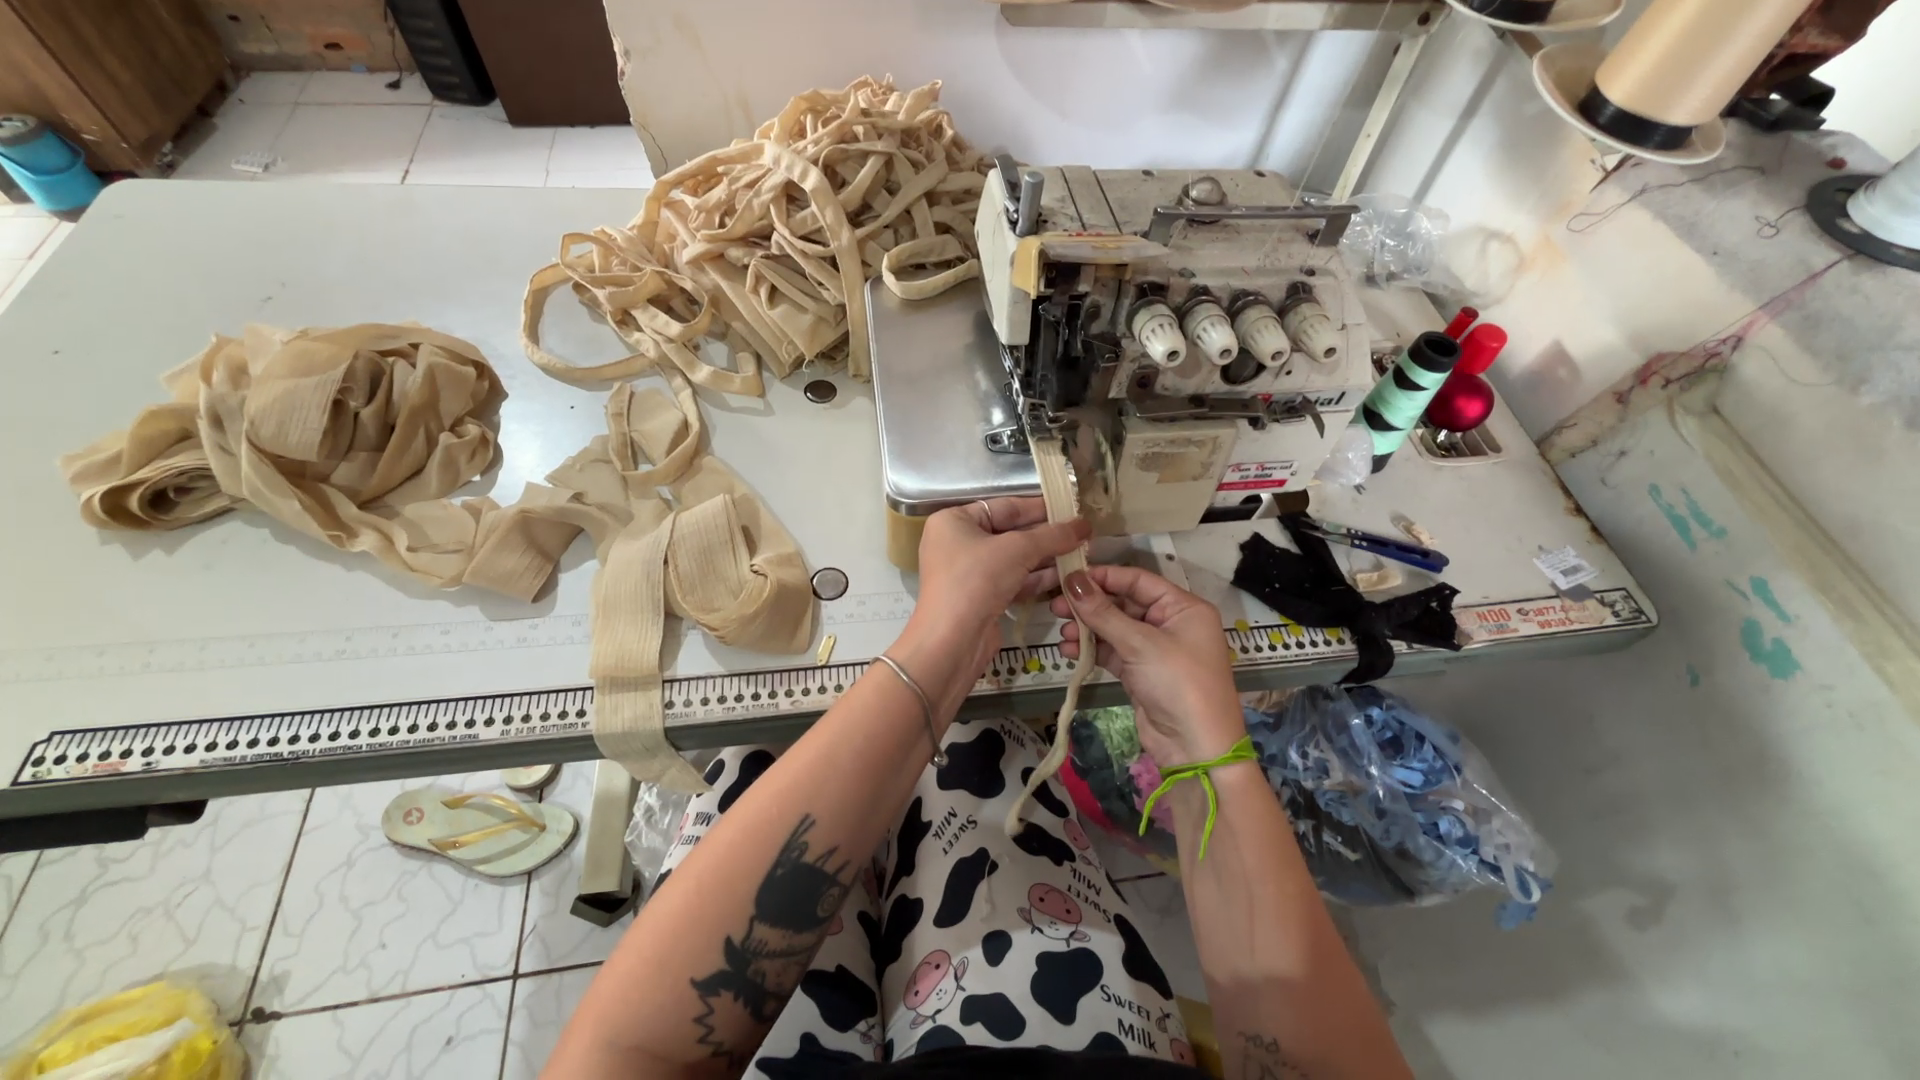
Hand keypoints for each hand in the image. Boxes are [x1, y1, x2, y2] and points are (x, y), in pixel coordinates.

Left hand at [895, 498, 1089, 711]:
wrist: (952, 642)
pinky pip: (1013, 580)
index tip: (1070, 508)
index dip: (1039, 507)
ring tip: (1082, 552)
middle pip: (1010, 533)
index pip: (1003, 507)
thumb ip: (1052, 535)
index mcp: (954, 521)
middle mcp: (957, 543)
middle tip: (1082, 533)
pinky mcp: (980, 598)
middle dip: (1046, 535)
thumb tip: (1084, 525)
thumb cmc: (977, 580)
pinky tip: (1066, 575)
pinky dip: (1036, 578)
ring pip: (1014, 559)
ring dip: (1046, 557)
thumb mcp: (1017, 550)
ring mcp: (968, 573)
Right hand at [1049, 565, 1244, 764]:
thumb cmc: (1178, 683)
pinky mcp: (1141, 672)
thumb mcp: (1141, 644)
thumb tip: (1072, 581)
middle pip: (1124, 604)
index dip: (1103, 578)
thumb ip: (1103, 613)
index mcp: (1183, 608)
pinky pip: (1112, 652)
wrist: (1196, 748)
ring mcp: (1155, 650)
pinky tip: (1069, 650)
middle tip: (1055, 605)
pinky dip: (1092, 649)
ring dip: (1088, 629)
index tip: (1068, 576)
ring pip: (1115, 629)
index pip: (1138, 581)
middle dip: (1090, 605)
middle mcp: (1171, 623)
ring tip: (1062, 633)